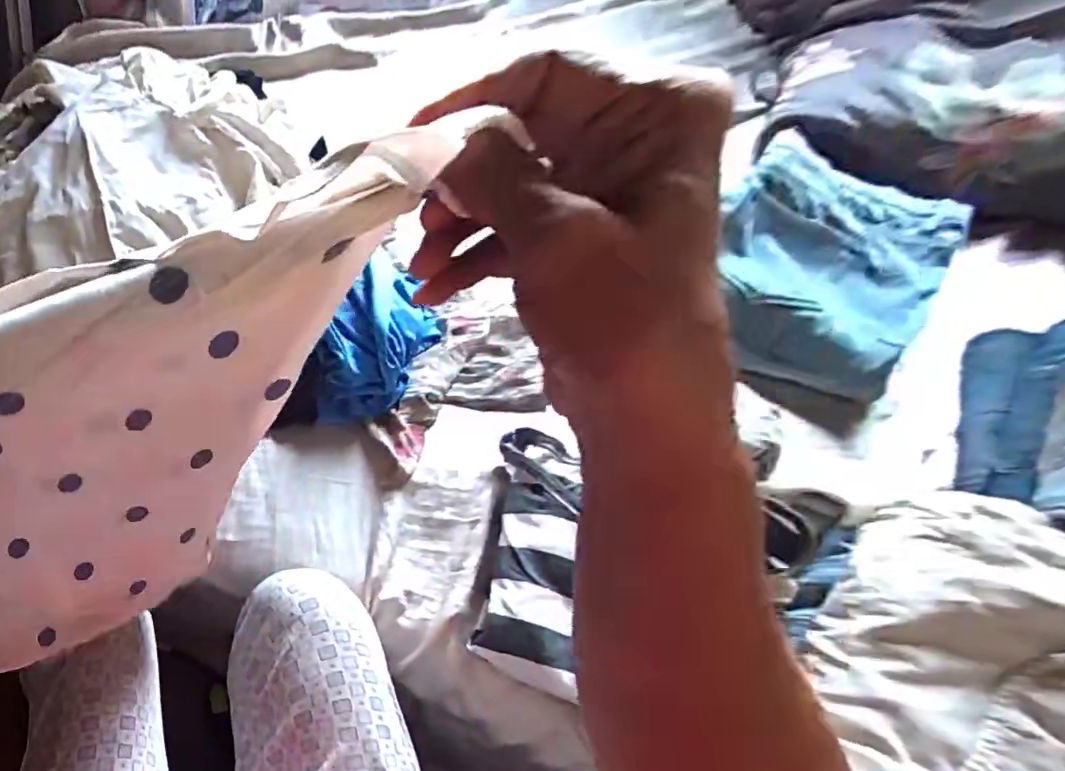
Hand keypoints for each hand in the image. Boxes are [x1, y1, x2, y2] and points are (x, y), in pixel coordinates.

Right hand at [408, 51, 734, 424]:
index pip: (546, 75)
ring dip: (454, 228)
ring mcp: (595, 198)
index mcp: (651, 114)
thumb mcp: (555, 236)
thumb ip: (494, 178)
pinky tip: (431, 292)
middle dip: (459, 182)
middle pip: (517, 137)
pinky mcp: (569, 245)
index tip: (413, 137)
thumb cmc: (618, 311)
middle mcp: (626, 144)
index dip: (472, 99)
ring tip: (420, 268)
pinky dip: (467, 260)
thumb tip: (439, 146)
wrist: (642, 402)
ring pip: (504, 191)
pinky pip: (506, 235)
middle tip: (417, 220)